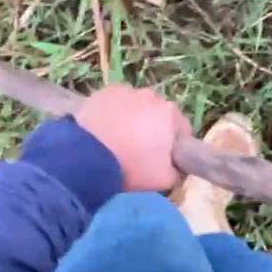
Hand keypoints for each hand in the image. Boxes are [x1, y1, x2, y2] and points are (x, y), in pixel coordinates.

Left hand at [73, 85, 190, 193]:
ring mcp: (127, 91)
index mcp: (171, 114)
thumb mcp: (164, 180)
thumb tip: (180, 167)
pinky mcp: (106, 91)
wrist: (89, 156)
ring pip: (137, 106)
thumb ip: (179, 172)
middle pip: (159, 114)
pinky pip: (116, 102)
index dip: (174, 146)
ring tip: (118, 139)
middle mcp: (152, 96)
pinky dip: (114, 112)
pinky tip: (105, 128)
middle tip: (138, 150)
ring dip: (133, 118)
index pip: (182, 130)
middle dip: (153, 129)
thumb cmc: (132, 166)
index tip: (162, 158)